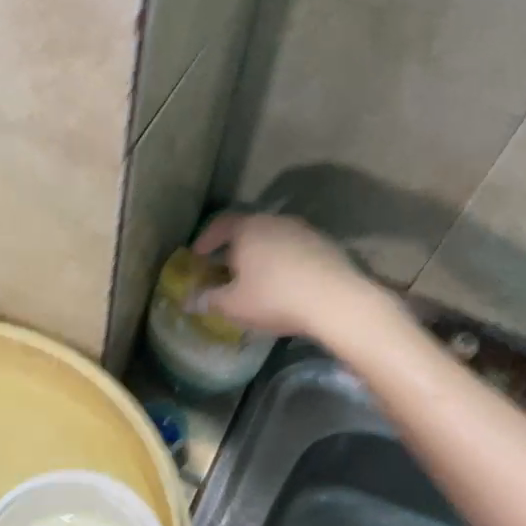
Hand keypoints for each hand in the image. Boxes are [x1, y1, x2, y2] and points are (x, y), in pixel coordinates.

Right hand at [191, 213, 378, 337]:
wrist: (336, 301)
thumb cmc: (274, 298)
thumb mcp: (233, 305)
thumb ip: (208, 299)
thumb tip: (189, 300)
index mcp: (248, 228)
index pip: (219, 224)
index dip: (205, 239)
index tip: (197, 255)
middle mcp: (275, 220)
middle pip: (248, 228)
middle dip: (234, 248)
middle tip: (226, 267)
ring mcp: (304, 230)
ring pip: (274, 238)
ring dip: (261, 254)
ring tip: (257, 277)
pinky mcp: (326, 244)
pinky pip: (295, 249)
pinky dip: (284, 261)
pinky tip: (285, 282)